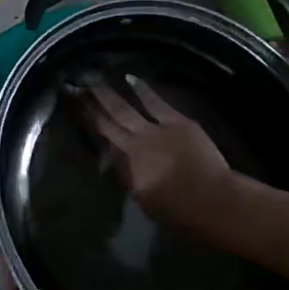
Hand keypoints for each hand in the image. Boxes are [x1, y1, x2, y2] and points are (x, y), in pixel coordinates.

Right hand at [73, 73, 234, 224]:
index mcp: (127, 167)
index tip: (75, 108)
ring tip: (93, 82)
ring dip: (109, 95)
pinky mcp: (177, 121)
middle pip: (109, 122)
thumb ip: (129, 174)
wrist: (213, 199)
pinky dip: (142, 89)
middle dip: (91, 105)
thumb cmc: (180, 211)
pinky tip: (129, 78)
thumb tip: (115, 156)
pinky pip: (156, 101)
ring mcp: (156, 129)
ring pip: (126, 109)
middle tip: (75, 88)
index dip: (88, 124)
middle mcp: (136, 144)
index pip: (102, 140)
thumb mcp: (145, 200)